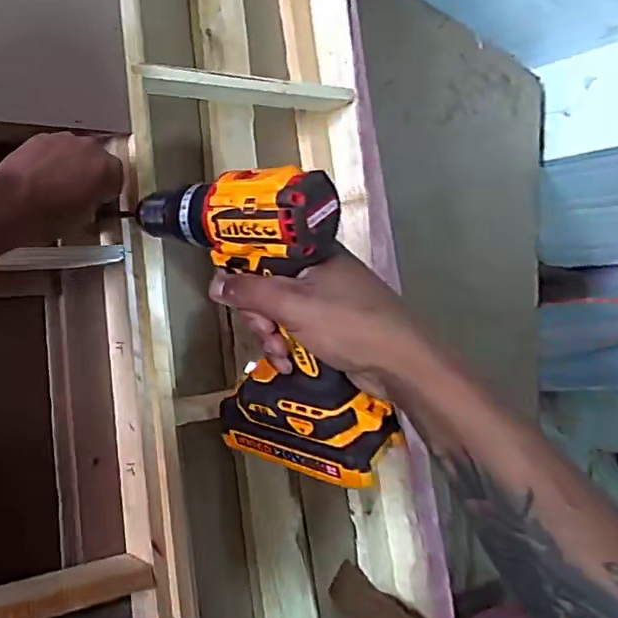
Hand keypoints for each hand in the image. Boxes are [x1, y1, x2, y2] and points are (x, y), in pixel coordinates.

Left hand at [0, 132, 122, 237]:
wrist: (10, 203)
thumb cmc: (45, 217)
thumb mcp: (80, 220)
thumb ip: (93, 204)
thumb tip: (89, 202)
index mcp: (107, 171)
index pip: (117, 179)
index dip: (107, 192)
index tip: (99, 201)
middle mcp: (90, 148)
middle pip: (98, 159)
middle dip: (90, 174)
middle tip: (76, 194)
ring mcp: (64, 140)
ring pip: (75, 151)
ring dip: (70, 164)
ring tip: (54, 186)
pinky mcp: (41, 137)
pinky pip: (54, 148)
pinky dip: (50, 159)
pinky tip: (39, 177)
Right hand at [209, 252, 434, 394]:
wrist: (402, 367)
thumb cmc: (350, 325)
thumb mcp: (292, 305)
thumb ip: (250, 292)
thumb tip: (216, 283)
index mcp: (312, 253)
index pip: (262, 251)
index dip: (243, 272)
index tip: (233, 294)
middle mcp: (317, 272)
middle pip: (265, 286)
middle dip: (259, 315)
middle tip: (266, 332)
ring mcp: (324, 300)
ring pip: (276, 311)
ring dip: (270, 335)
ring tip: (280, 353)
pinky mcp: (328, 325)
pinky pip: (292, 329)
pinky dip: (285, 345)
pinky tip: (288, 362)